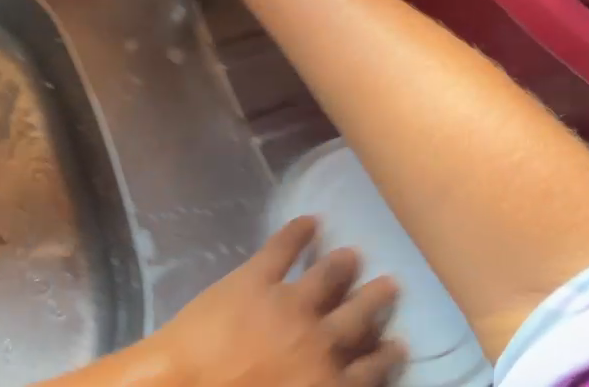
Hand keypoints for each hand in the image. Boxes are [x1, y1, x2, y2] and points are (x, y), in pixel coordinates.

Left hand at [145, 217, 403, 386]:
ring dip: (342, 265)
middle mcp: (320, 341)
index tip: (399, 341)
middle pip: (357, 318)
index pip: (371, 369)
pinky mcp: (256, 277)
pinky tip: (310, 219)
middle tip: (390, 282)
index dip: (386, 355)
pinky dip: (297, 231)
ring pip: (327, 278)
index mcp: (330, 384)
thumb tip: (337, 380)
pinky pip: (282, 248)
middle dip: (375, 301)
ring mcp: (289, 303)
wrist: (189, 385)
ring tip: (354, 253)